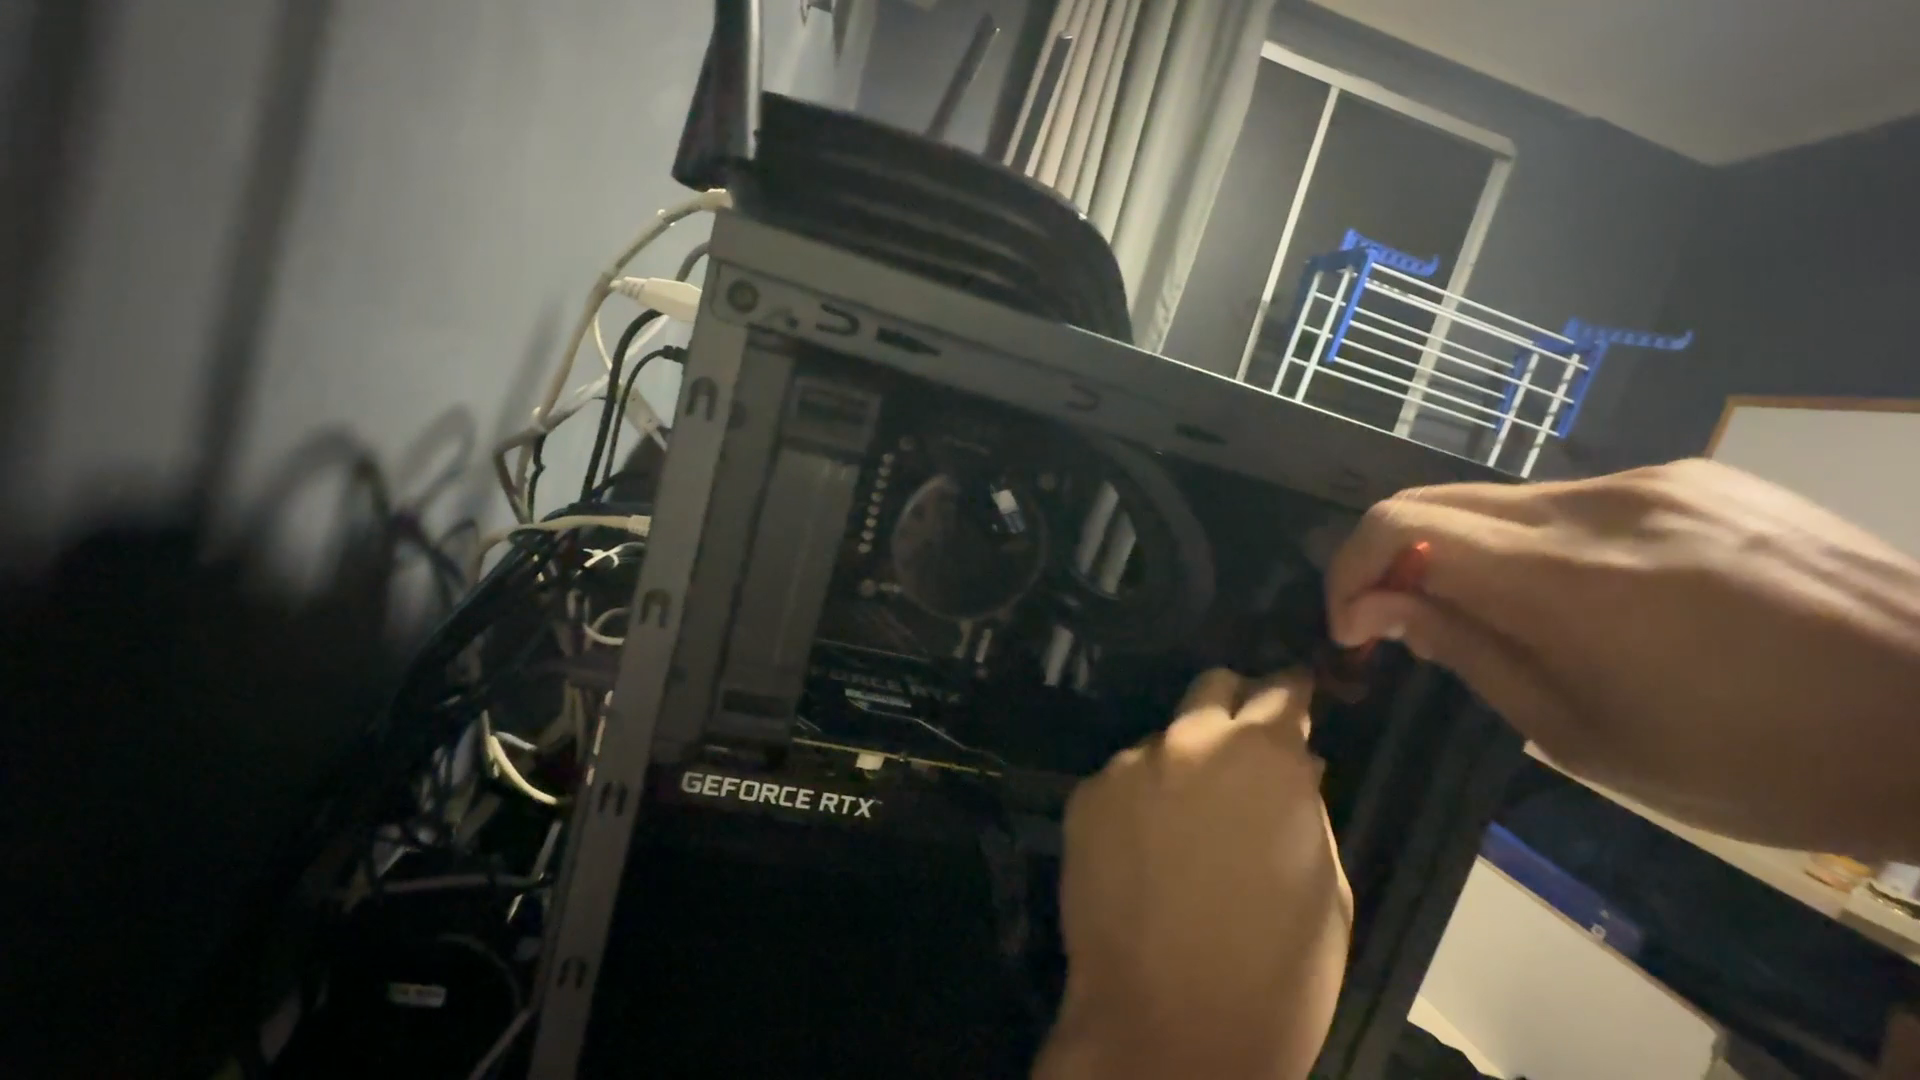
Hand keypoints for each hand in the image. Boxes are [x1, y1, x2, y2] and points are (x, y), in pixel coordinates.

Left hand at [1035, 669, 1349, 1079]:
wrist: (1168, 1030)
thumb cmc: (1277, 972)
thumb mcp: (1326, 885)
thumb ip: (1304, 805)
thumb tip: (1294, 764)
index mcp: (1262, 754)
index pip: (1281, 686)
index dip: (1291, 694)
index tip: (1294, 703)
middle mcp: (1188, 741)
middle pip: (1209, 688)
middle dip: (1231, 709)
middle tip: (1240, 754)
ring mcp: (1127, 766)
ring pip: (1162, 741)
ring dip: (1180, 764)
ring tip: (1184, 824)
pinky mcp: (1084, 798)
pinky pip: (1122, 780)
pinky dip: (1138, 800)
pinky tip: (1144, 850)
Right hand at [1327, 458, 1919, 858]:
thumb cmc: (1762, 762)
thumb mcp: (1586, 737)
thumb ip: (1469, 654)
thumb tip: (1382, 610)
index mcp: (1569, 578)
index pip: (1399, 525)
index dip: (1349, 571)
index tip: (1354, 629)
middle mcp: (1600, 502)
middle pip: (1437, 499)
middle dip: (1393, 559)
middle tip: (1402, 623)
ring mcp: (1656, 479)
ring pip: (1504, 501)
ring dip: (1470, 553)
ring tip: (1509, 620)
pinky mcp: (1698, 476)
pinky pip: (1576, 500)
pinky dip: (1540, 542)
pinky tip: (1594, 596)